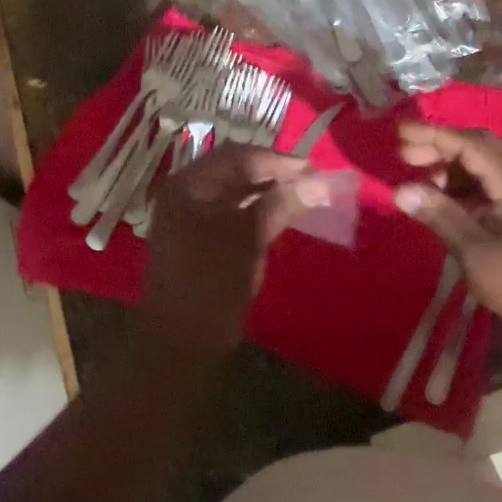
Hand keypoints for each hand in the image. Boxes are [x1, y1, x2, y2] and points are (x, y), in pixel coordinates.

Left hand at [140, 144, 318, 356]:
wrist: (179, 344)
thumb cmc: (210, 284)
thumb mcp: (248, 238)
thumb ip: (282, 203)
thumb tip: (322, 179)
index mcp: (187, 186)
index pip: (238, 156)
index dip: (278, 160)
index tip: (315, 170)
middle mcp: (184, 195)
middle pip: (235, 172)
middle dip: (274, 175)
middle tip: (312, 183)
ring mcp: (188, 220)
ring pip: (234, 194)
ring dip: (267, 194)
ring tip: (303, 199)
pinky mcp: (197, 242)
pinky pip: (230, 216)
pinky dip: (256, 213)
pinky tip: (280, 220)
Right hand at [393, 122, 501, 339]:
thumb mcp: (475, 251)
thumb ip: (440, 215)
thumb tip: (400, 190)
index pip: (472, 145)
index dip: (435, 135)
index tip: (401, 131)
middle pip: (482, 147)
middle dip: (443, 146)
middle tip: (406, 156)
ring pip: (489, 165)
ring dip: (454, 167)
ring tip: (423, 183)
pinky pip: (496, 184)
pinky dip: (468, 186)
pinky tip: (448, 201)